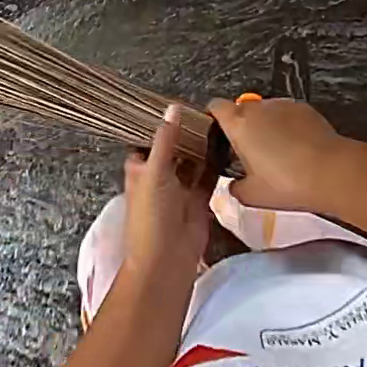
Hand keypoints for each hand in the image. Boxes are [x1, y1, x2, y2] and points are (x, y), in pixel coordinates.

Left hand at [121, 104, 211, 285]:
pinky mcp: (198, 200)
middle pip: (173, 148)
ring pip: (192, 161)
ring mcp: (179, 189)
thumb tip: (173, 108)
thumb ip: (165, 139)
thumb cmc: (151, 217)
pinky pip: (208, 176)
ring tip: (216, 123)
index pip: (149, 139)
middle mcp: (159, 176)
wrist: (167, 262)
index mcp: (140, 168)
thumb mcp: (154, 171)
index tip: (178, 105)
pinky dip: (215, 163)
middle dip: (186, 133)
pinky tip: (226, 147)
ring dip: (202, 147)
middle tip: (203, 111)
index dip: (161, 124)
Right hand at [205, 97, 358, 212]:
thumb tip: (233, 185)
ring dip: (265, 125)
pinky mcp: (303, 107)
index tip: (217, 134)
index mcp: (238, 124)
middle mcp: (256, 107)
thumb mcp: (252, 196)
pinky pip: (286, 114)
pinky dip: (286, 125)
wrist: (331, 171)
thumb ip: (235, 188)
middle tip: (249, 152)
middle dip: (241, 126)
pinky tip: (297, 147)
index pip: (215, 106)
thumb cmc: (285, 184)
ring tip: (278, 151)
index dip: (213, 118)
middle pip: (240, 109)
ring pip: (264, 111)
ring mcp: (281, 104)